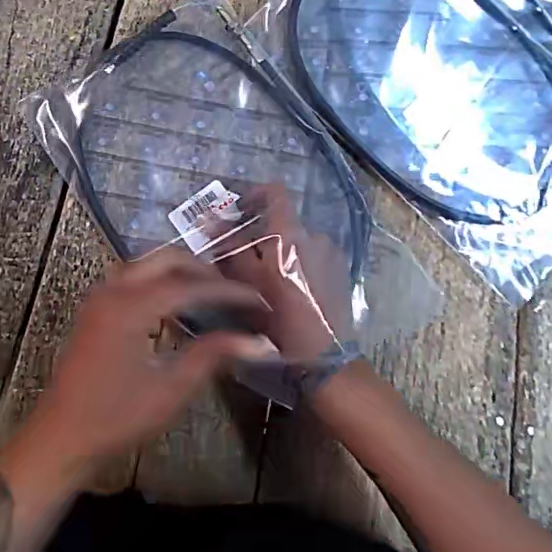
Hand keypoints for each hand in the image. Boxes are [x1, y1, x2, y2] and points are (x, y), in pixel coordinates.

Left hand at [12, 250, 274, 487]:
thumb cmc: (116, 419)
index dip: (227, 291)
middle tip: (234, 290)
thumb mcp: (171, 389)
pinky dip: (161, 278)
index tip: (257, 300)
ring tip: (212, 291)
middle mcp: (113, 290)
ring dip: (181, 270)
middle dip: (204, 269)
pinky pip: (134, 275)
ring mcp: (101, 296)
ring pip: (148, 263)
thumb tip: (259, 343)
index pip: (189, 285)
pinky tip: (178, 301)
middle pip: (167, 259)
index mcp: (131, 307)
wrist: (60, 439)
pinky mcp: (96, 307)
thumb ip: (213, 356)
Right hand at [207, 184, 353, 361]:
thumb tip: (209, 219)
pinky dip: (300, 264)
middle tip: (245, 261)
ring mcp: (332, 252)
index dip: (255, 194)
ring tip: (270, 282)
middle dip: (263, 236)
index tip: (240, 210)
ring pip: (298, 242)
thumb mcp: (246, 283)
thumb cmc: (279, 319)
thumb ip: (229, 247)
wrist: (324, 358)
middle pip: (284, 222)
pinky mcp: (341, 269)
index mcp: (291, 234)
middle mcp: (315, 235)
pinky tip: (293, 291)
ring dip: (282, 252)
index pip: (275, 192)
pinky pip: (314, 256)